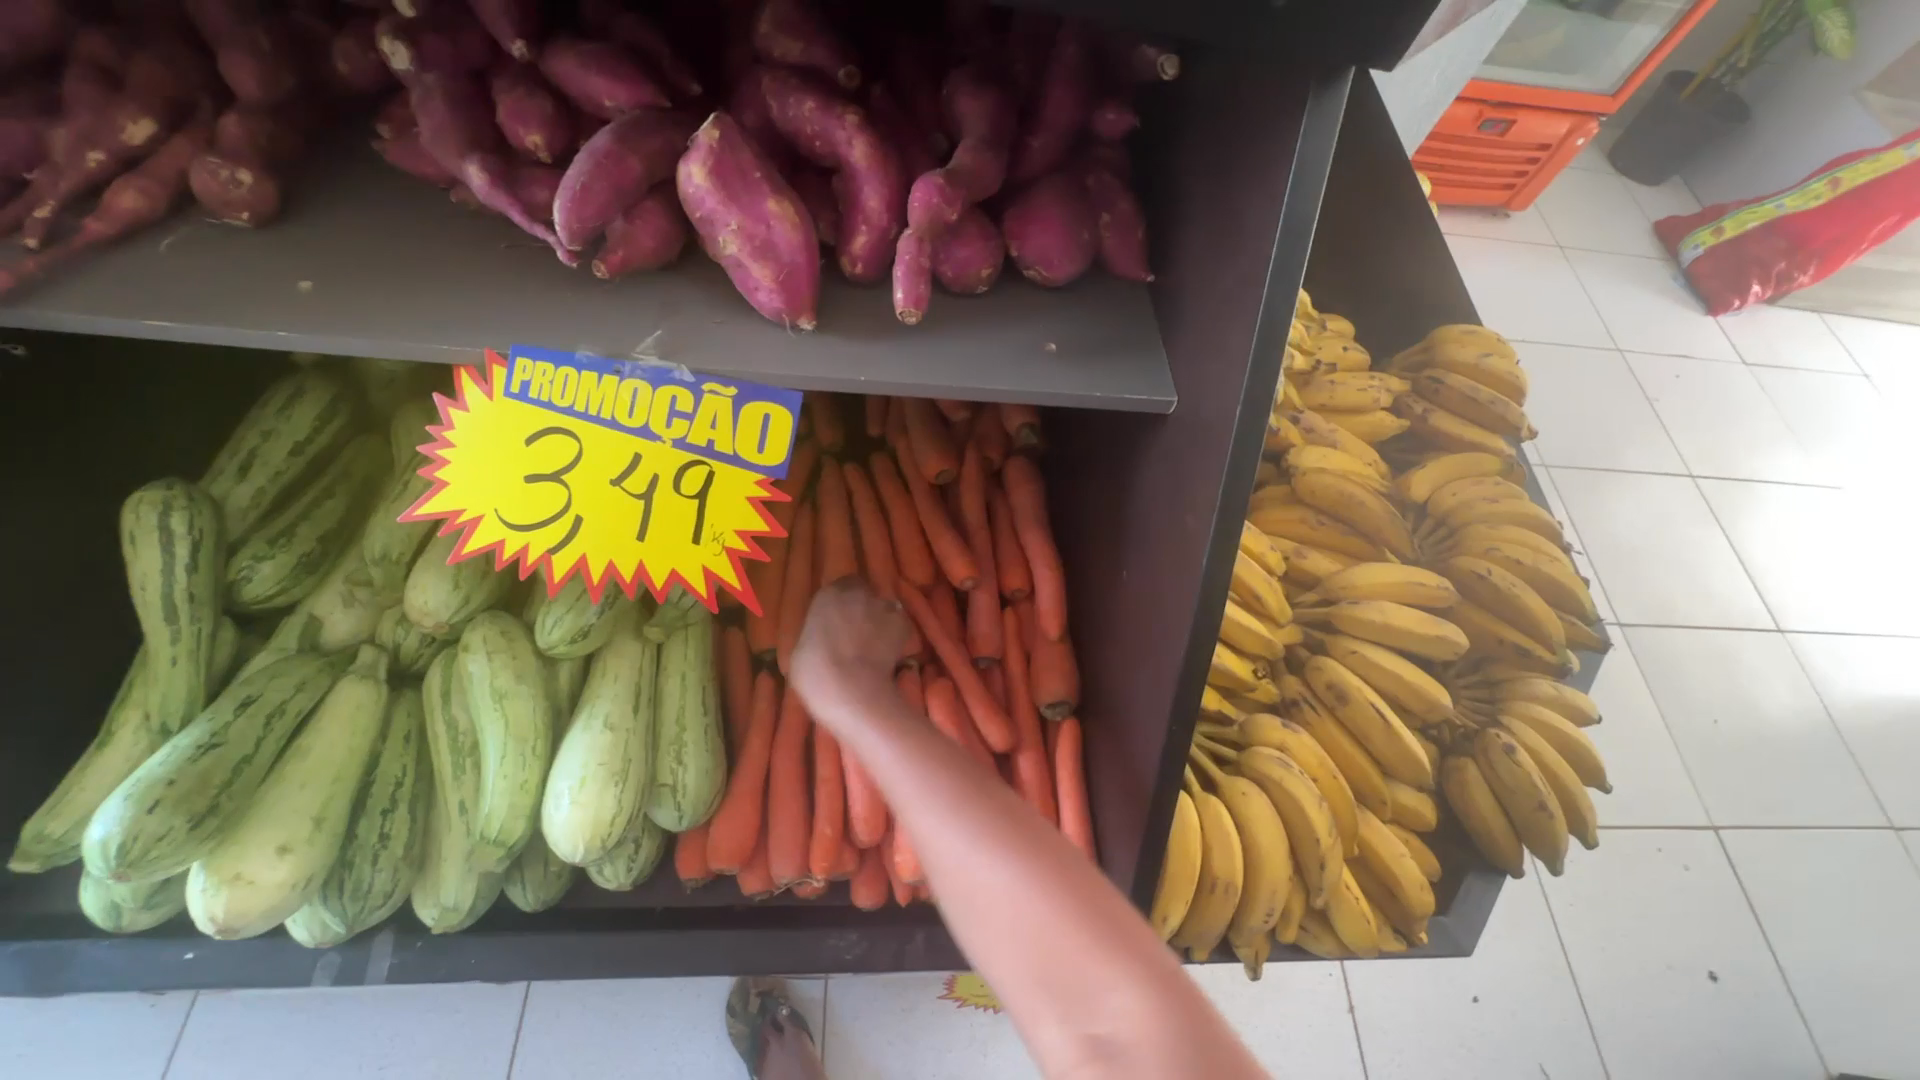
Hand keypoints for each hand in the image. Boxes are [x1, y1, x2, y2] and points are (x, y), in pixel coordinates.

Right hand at [790, 577, 909, 714]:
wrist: (851, 689)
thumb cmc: (814, 672)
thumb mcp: (802, 649)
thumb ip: (817, 634)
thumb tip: (822, 639)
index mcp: (828, 595)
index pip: (842, 586)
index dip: (844, 603)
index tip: (840, 619)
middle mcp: (858, 594)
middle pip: (865, 595)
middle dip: (863, 610)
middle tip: (857, 634)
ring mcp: (884, 607)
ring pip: (884, 610)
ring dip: (881, 622)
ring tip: (875, 647)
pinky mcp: (904, 625)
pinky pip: (899, 628)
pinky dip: (896, 637)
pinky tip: (889, 656)